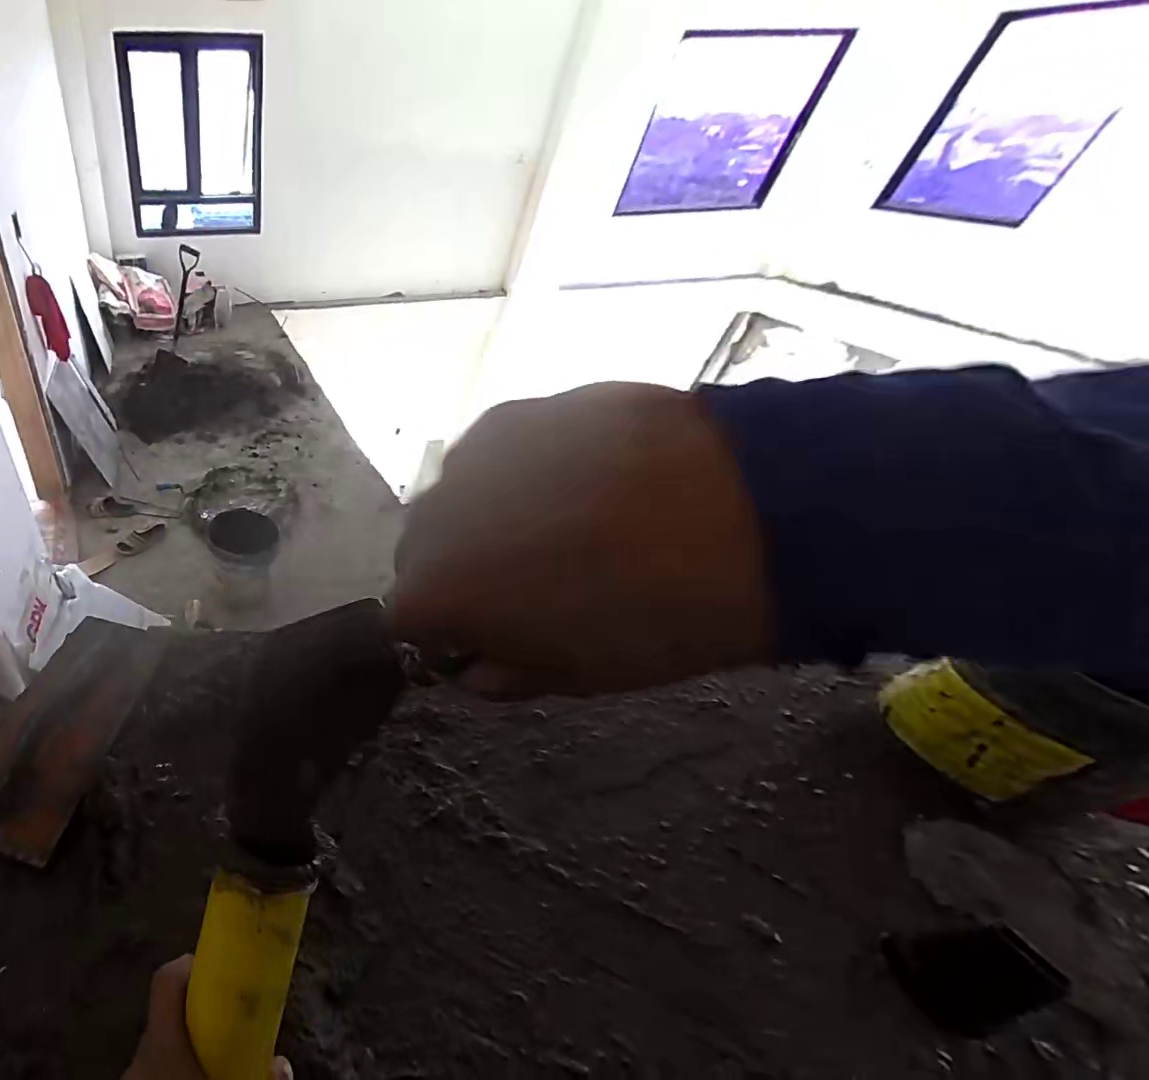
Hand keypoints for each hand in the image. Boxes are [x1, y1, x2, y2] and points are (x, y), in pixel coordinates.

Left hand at [123, 955, 292, 1079]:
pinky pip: (155, 1074)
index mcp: (161, 1045)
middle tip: (233, 1032)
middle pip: (168, 1016)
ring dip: (189, 1052)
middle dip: (200, 1020)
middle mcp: (139, 1059)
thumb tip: (282, 1065)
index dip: (192, 967)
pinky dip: (176, 1073)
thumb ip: (261, 1078)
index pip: (166, 980)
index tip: (221, 974)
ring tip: (219, 1067)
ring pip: (161, 1050)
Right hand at [393, 383, 773, 697]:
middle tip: (529, 579)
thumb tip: (473, 662)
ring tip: (560, 521)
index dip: (445, 630)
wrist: (745, 508)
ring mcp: (465, 461)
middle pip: (421, 554)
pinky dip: (515, 475)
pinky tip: (577, 479)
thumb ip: (498, 673)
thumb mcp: (571, 675)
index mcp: (432, 593)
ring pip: (454, 503)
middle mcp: (427, 521)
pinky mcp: (507, 416)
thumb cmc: (651, 616)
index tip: (491, 632)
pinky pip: (490, 459)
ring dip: (484, 520)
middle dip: (457, 572)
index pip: (404, 620)